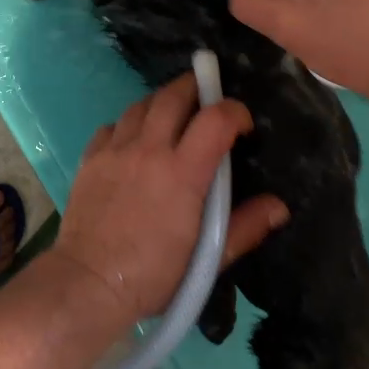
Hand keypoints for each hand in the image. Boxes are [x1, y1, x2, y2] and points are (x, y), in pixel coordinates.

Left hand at [50, 73, 287, 324]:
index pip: (215, 119)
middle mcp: (149, 149)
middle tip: (208, 95)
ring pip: (141, 105)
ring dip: (161, 102)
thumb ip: (244, 228)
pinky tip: (134, 140)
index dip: (234, 111)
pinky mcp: (91, 156)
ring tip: (173, 115)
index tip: (243, 123)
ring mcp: (116, 149)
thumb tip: (278, 206)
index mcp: (183, 172)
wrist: (89, 281)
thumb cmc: (154, 275)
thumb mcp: (207, 260)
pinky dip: (129, 124)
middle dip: (195, 87)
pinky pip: (113, 125)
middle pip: (173, 96)